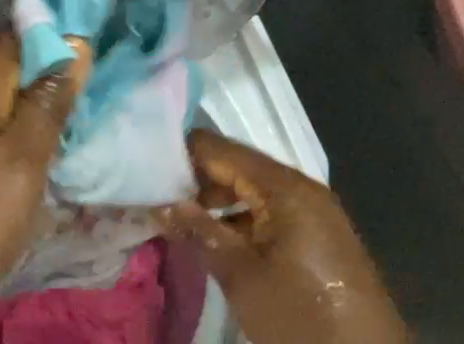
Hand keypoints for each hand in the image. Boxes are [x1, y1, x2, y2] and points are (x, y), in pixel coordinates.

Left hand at [0, 32, 90, 343]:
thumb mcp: (17, 175)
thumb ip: (46, 107)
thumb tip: (73, 46)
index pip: (31, 32)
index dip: (66, 51)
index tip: (96, 85)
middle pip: (4, 62)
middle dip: (40, 86)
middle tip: (72, 133)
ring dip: (11, 114)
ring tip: (38, 159)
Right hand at [156, 129, 410, 343]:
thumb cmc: (301, 315)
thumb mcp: (241, 275)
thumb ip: (199, 232)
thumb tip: (159, 202)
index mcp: (283, 186)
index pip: (218, 148)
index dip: (180, 154)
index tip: (144, 167)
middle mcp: (301, 186)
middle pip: (235, 165)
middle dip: (195, 179)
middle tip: (156, 197)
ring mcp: (314, 211)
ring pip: (251, 189)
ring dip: (216, 201)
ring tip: (179, 220)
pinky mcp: (319, 236)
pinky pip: (270, 210)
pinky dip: (241, 218)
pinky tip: (216, 239)